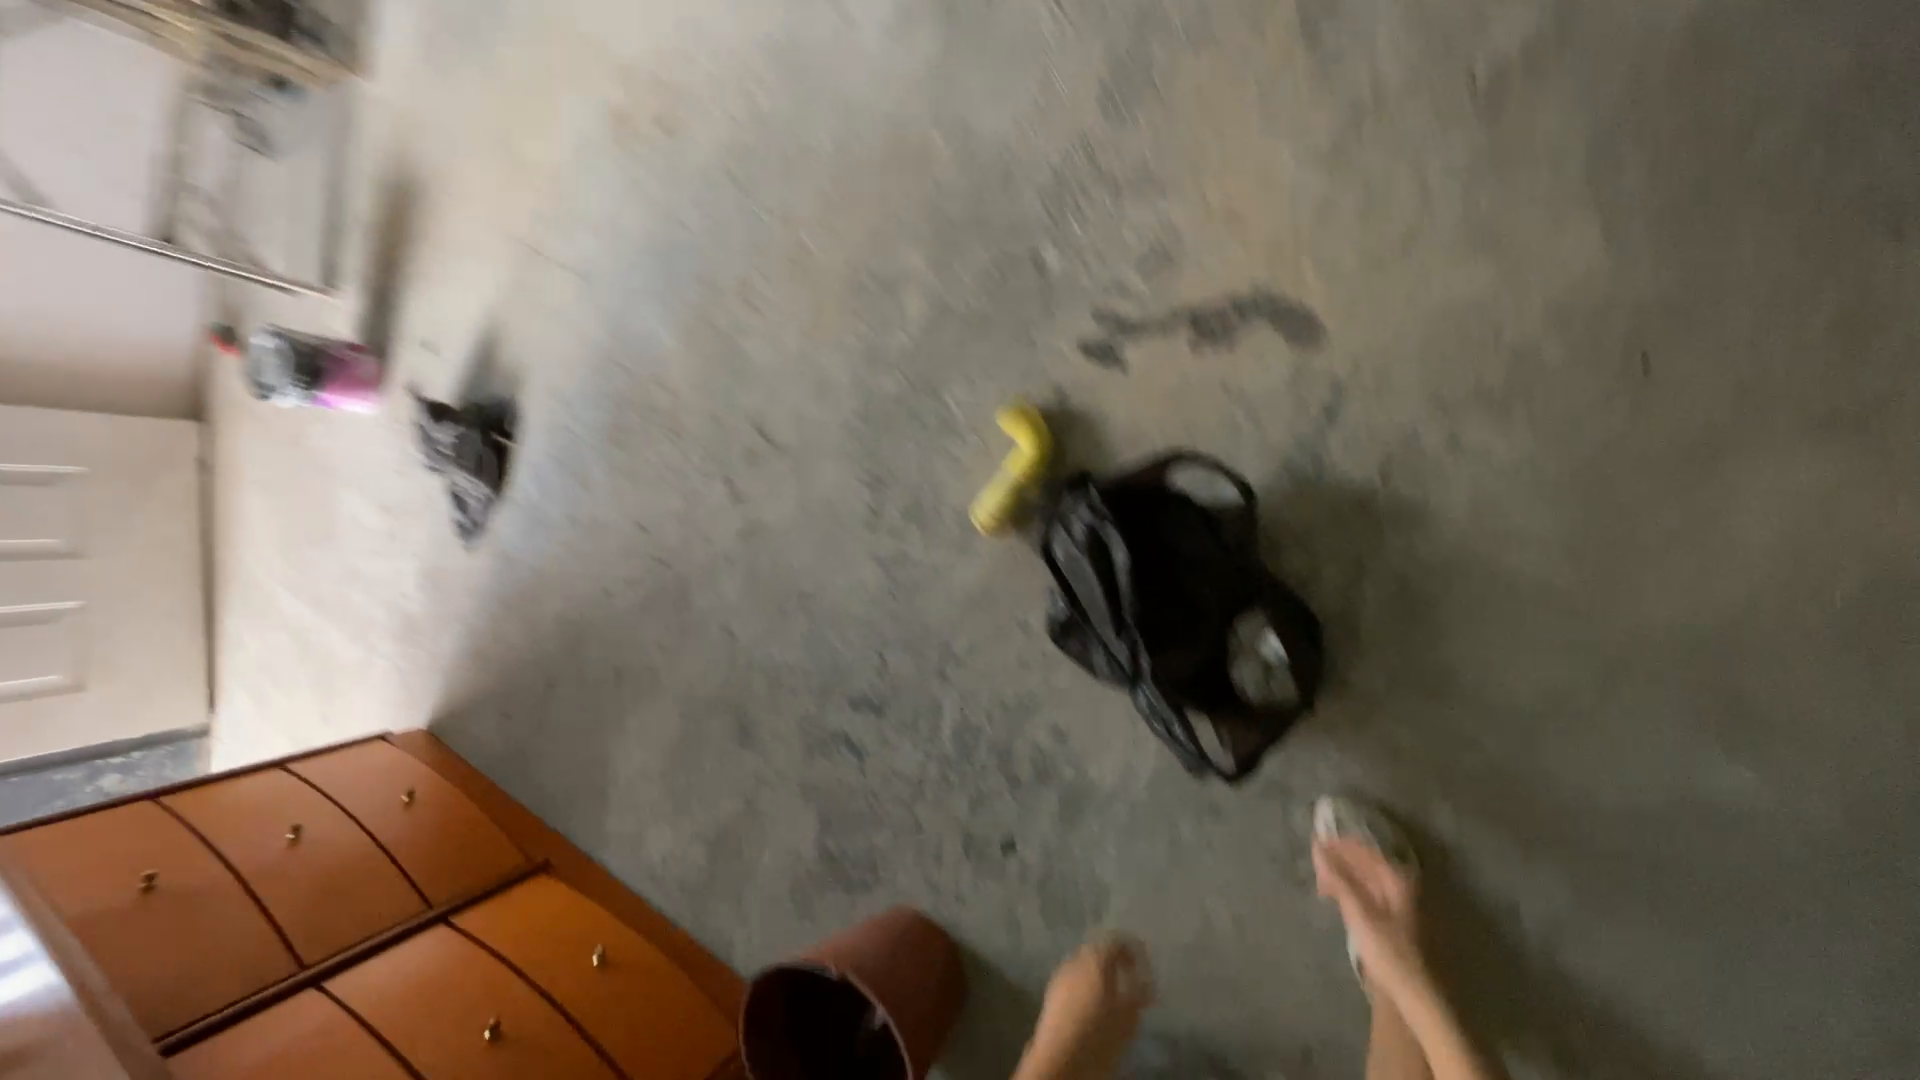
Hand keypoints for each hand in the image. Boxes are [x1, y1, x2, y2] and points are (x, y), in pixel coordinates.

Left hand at [1018, 934, 1155, 1079]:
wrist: (1060, 1060)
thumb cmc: (1099, 1035)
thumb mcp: (1129, 1015)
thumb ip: (1139, 991)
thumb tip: (1144, 979)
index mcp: (1095, 958)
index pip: (1116, 939)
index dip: (1133, 949)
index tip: (1144, 966)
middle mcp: (1074, 959)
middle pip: (1098, 949)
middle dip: (1116, 960)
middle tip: (1131, 979)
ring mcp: (1060, 975)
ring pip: (1085, 964)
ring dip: (1101, 973)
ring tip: (1115, 994)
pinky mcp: (1051, 993)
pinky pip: (1074, 979)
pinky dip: (1087, 984)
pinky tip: (1095, 1005)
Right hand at [1313, 835, 1429, 998]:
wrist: (1411, 989)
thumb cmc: (1386, 948)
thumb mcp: (1358, 911)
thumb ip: (1337, 877)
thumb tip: (1318, 846)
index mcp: (1395, 878)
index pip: (1363, 849)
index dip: (1339, 843)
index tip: (1315, 839)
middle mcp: (1398, 884)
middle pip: (1365, 862)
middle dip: (1339, 860)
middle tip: (1314, 864)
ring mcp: (1395, 901)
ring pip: (1363, 877)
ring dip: (1341, 876)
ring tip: (1320, 882)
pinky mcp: (1389, 917)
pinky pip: (1365, 892)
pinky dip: (1348, 890)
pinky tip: (1334, 896)